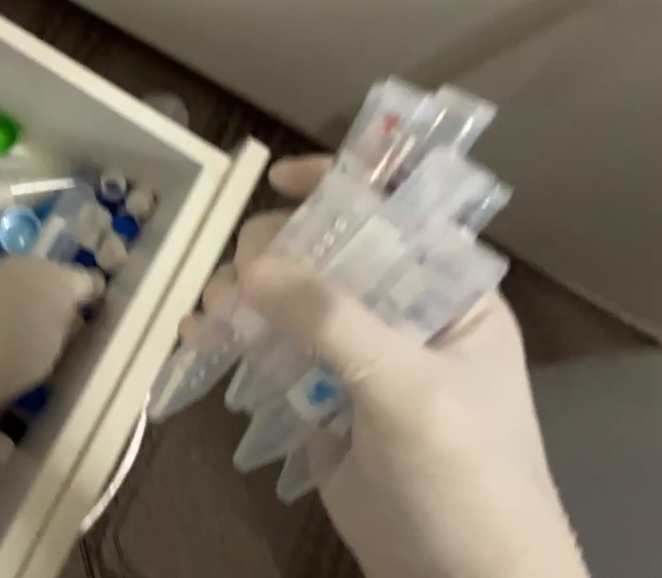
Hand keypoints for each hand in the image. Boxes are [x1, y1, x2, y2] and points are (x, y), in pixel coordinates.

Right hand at [199, 156, 587, 577]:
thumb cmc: (466, 482)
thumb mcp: (409, 392)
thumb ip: (332, 320)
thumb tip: (247, 262)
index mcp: (447, 299)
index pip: (395, 217)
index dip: (342, 187)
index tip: (280, 180)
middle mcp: (396, 314)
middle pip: (319, 252)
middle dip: (269, 256)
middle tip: (238, 282)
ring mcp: (351, 353)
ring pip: (280, 295)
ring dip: (237, 295)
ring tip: (210, 317)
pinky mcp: (313, 390)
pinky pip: (261, 341)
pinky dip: (225, 333)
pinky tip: (195, 335)